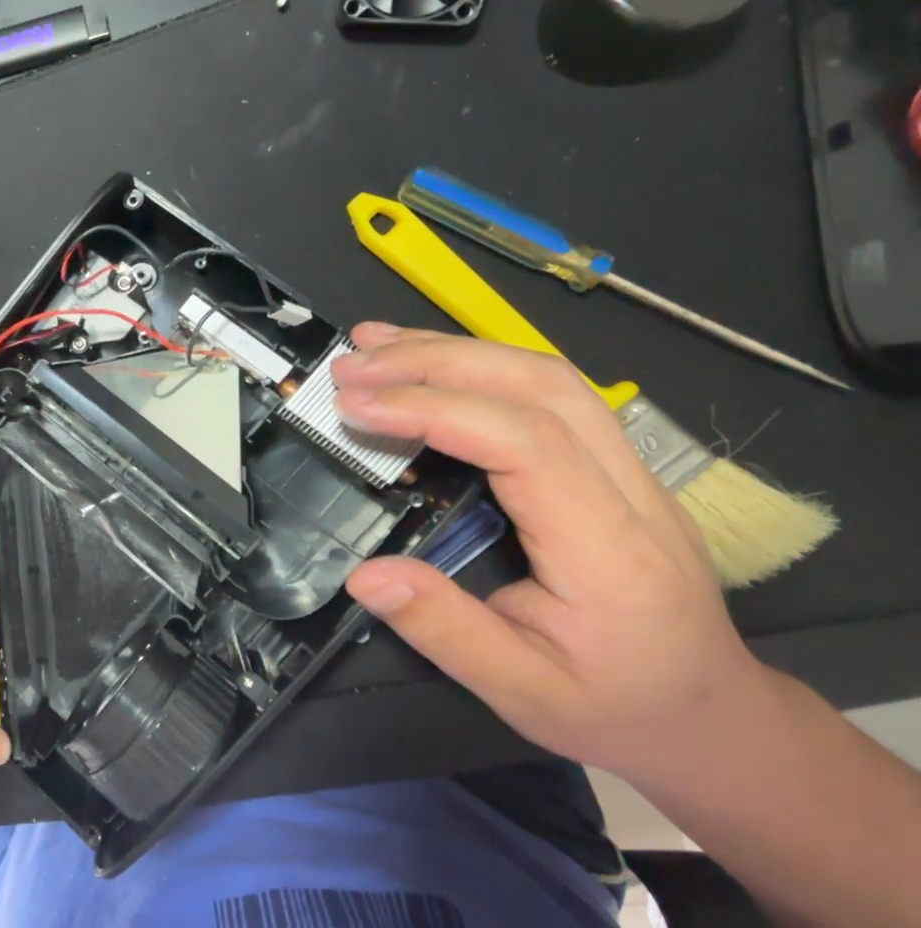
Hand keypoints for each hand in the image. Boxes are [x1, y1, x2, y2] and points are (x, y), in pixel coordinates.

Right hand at [330, 324, 770, 780]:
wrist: (707, 714)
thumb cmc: (612, 705)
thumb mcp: (520, 691)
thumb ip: (444, 630)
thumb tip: (363, 575)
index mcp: (607, 547)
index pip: (524, 442)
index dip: (434, 410)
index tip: (355, 406)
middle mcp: (629, 491)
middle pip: (541, 387)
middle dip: (437, 361)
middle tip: (350, 365)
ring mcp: (630, 471)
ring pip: (549, 377)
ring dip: (456, 350)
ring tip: (373, 345)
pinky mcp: (612, 466)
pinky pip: (549, 393)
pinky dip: (479, 365)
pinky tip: (429, 364)